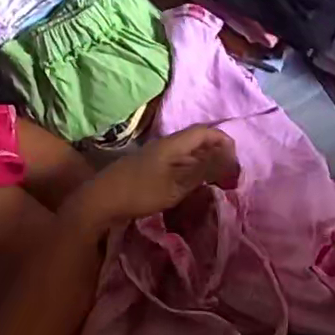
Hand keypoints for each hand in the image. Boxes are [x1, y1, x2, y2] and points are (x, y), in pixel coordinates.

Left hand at [65, 126, 239, 230]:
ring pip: (188, 155)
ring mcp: (155, 158)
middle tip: (230, 176)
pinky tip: (194, 188)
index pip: (205, 132)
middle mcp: (165, 146)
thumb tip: (231, 157)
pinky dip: (192, 173)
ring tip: (217, 184)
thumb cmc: (139, 192)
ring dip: (205, 165)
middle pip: (198, 142)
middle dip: (218, 155)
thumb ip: (204, 169)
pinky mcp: (149, 171)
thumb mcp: (177, 183)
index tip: (235, 162)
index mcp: (173, 144)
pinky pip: (178, 165)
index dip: (224, 142)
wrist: (98, 203)